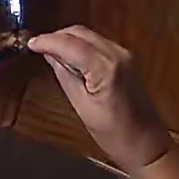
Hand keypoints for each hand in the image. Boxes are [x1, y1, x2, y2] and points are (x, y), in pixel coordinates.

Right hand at [27, 26, 172, 173]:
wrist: (148, 146)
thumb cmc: (114, 135)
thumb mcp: (82, 107)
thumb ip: (65, 76)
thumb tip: (49, 55)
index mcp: (106, 68)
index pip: (71, 44)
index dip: (48, 41)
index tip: (30, 43)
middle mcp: (117, 54)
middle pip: (80, 33)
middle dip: (57, 36)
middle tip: (37, 46)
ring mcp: (124, 54)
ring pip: (89, 35)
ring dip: (68, 39)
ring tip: (49, 52)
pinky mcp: (126, 58)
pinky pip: (98, 43)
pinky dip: (81, 45)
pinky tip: (69, 57)